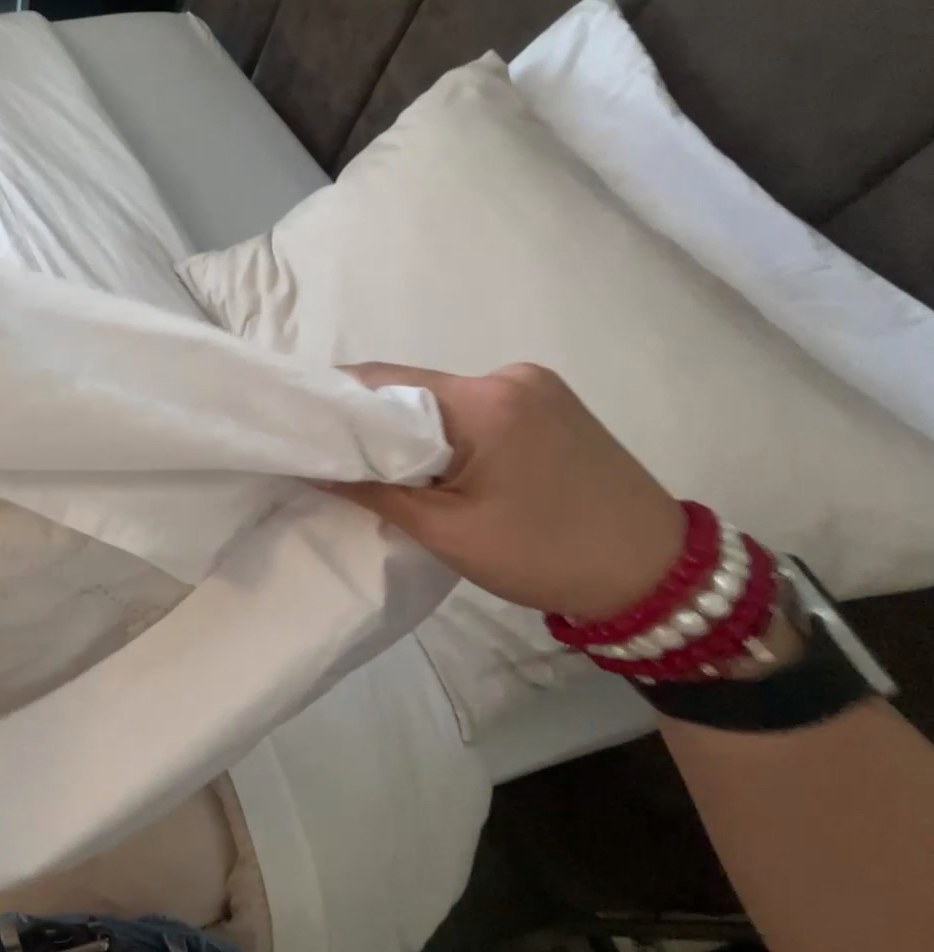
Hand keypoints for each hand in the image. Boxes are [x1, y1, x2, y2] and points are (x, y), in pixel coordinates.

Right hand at [327, 362, 682, 620]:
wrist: (655, 575)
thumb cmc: (543, 555)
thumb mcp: (445, 530)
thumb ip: (371, 489)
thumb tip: (309, 465)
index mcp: (485, 400)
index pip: (381, 382)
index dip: (332, 404)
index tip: (296, 432)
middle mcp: (509, 376)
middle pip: (409, 387)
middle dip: (365, 420)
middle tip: (327, 457)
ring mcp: (535, 386)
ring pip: (437, 398)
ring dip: (403, 428)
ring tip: (375, 468)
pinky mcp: (549, 404)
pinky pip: (470, 407)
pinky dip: (439, 430)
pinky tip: (428, 463)